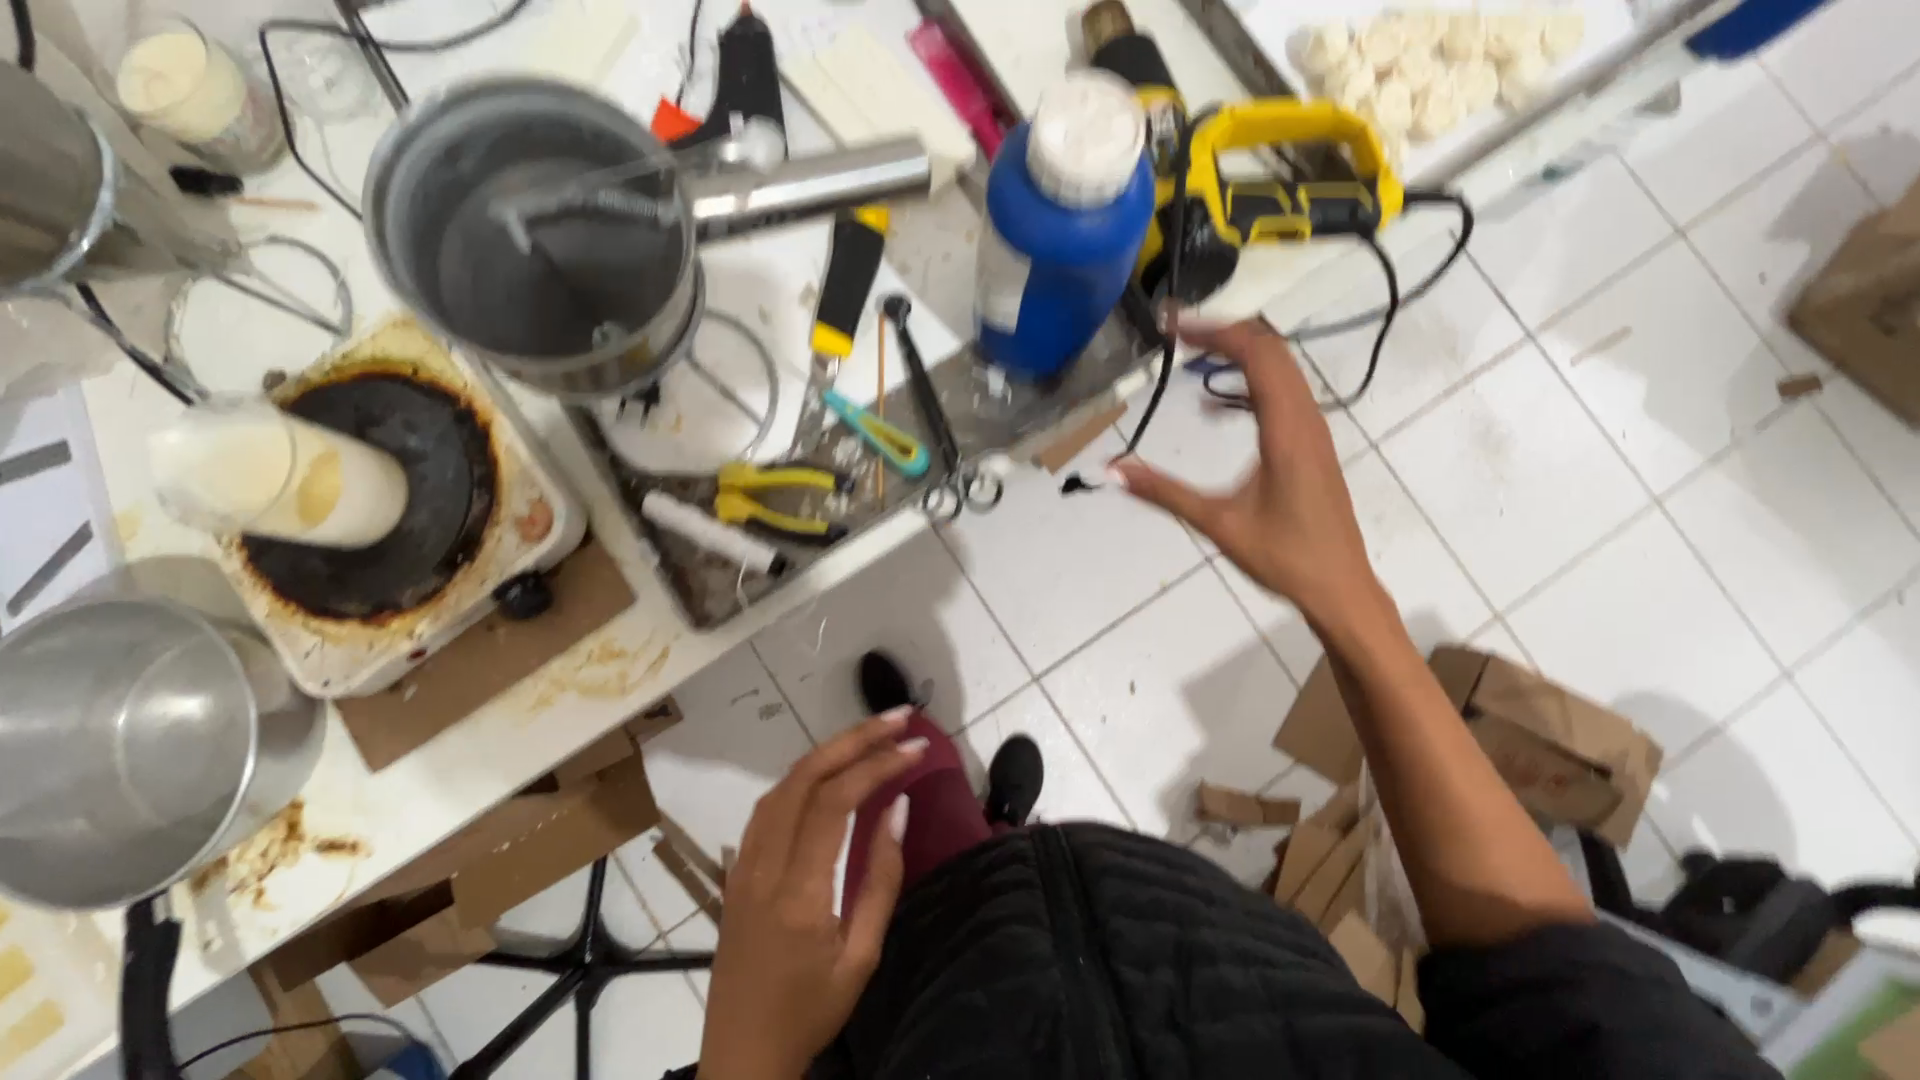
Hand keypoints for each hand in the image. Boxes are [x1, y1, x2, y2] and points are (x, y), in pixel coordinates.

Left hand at [699, 710, 922, 1079]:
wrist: (741, 1054)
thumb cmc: (810, 1010)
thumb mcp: (861, 954)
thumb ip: (881, 878)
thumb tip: (898, 809)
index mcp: (798, 891)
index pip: (836, 802)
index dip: (877, 764)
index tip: (917, 747)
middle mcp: (763, 865)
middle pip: (804, 778)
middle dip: (854, 739)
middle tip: (899, 718)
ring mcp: (742, 865)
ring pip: (781, 786)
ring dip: (826, 752)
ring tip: (870, 735)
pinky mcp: (735, 871)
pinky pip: (766, 808)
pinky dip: (801, 777)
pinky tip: (826, 773)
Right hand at [1111, 319, 1388, 631]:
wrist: (1340, 586)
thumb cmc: (1283, 557)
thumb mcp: (1218, 524)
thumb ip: (1163, 492)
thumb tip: (1112, 470)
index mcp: (1286, 430)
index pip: (1255, 355)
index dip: (1213, 331)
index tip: (1170, 327)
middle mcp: (1306, 419)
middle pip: (1271, 349)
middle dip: (1222, 333)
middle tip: (1175, 333)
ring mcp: (1315, 430)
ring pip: (1282, 368)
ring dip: (1239, 353)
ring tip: (1192, 355)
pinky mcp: (1314, 444)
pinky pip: (1285, 392)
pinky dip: (1251, 382)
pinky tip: (1216, 408)